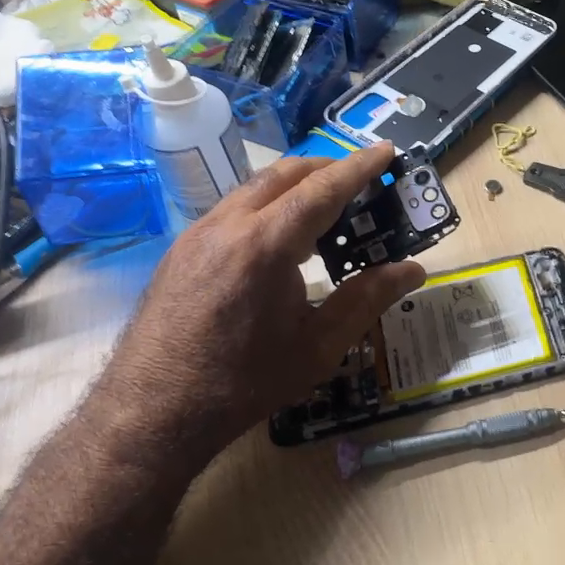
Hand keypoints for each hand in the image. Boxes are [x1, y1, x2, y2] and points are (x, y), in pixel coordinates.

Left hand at [101, 145, 426, 455]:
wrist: (151, 414)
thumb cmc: (242, 383)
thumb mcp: (318, 346)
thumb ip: (367, 299)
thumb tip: (413, 270)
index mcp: (265, 245)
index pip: (322, 188)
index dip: (360, 167)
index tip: (388, 150)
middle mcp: (228, 225)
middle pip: (286, 174)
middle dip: (329, 168)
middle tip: (364, 179)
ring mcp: (198, 233)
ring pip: (255, 187)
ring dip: (296, 185)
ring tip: (327, 208)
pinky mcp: (182, 249)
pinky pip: (234, 207)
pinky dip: (268, 205)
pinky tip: (281, 239)